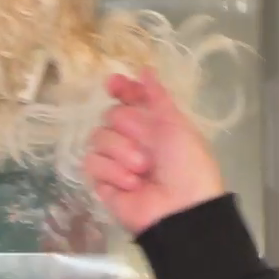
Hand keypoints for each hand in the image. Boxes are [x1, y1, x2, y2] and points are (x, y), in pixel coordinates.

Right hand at [83, 69, 226, 235]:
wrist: (179, 208)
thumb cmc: (186, 165)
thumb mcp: (177, 125)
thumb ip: (157, 97)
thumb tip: (145, 70)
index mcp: (152, 124)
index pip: (127, 99)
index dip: (121, 89)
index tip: (113, 85)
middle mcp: (130, 139)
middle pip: (109, 116)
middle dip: (128, 129)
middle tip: (148, 149)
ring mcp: (114, 161)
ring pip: (98, 138)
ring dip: (122, 152)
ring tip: (142, 171)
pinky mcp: (101, 182)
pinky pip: (92, 163)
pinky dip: (112, 172)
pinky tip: (131, 184)